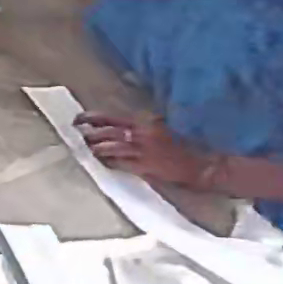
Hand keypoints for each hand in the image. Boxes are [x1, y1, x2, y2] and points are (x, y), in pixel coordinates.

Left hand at [75, 113, 223, 188]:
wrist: (204, 164)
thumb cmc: (183, 145)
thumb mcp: (160, 127)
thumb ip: (139, 125)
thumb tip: (116, 125)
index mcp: (143, 121)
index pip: (109, 117)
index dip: (90, 118)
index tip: (77, 120)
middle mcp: (140, 133)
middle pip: (104, 132)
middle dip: (88, 135)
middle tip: (81, 138)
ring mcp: (141, 150)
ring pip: (107, 148)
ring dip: (95, 149)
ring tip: (90, 151)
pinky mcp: (144, 166)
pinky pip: (118, 163)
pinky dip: (108, 162)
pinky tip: (104, 162)